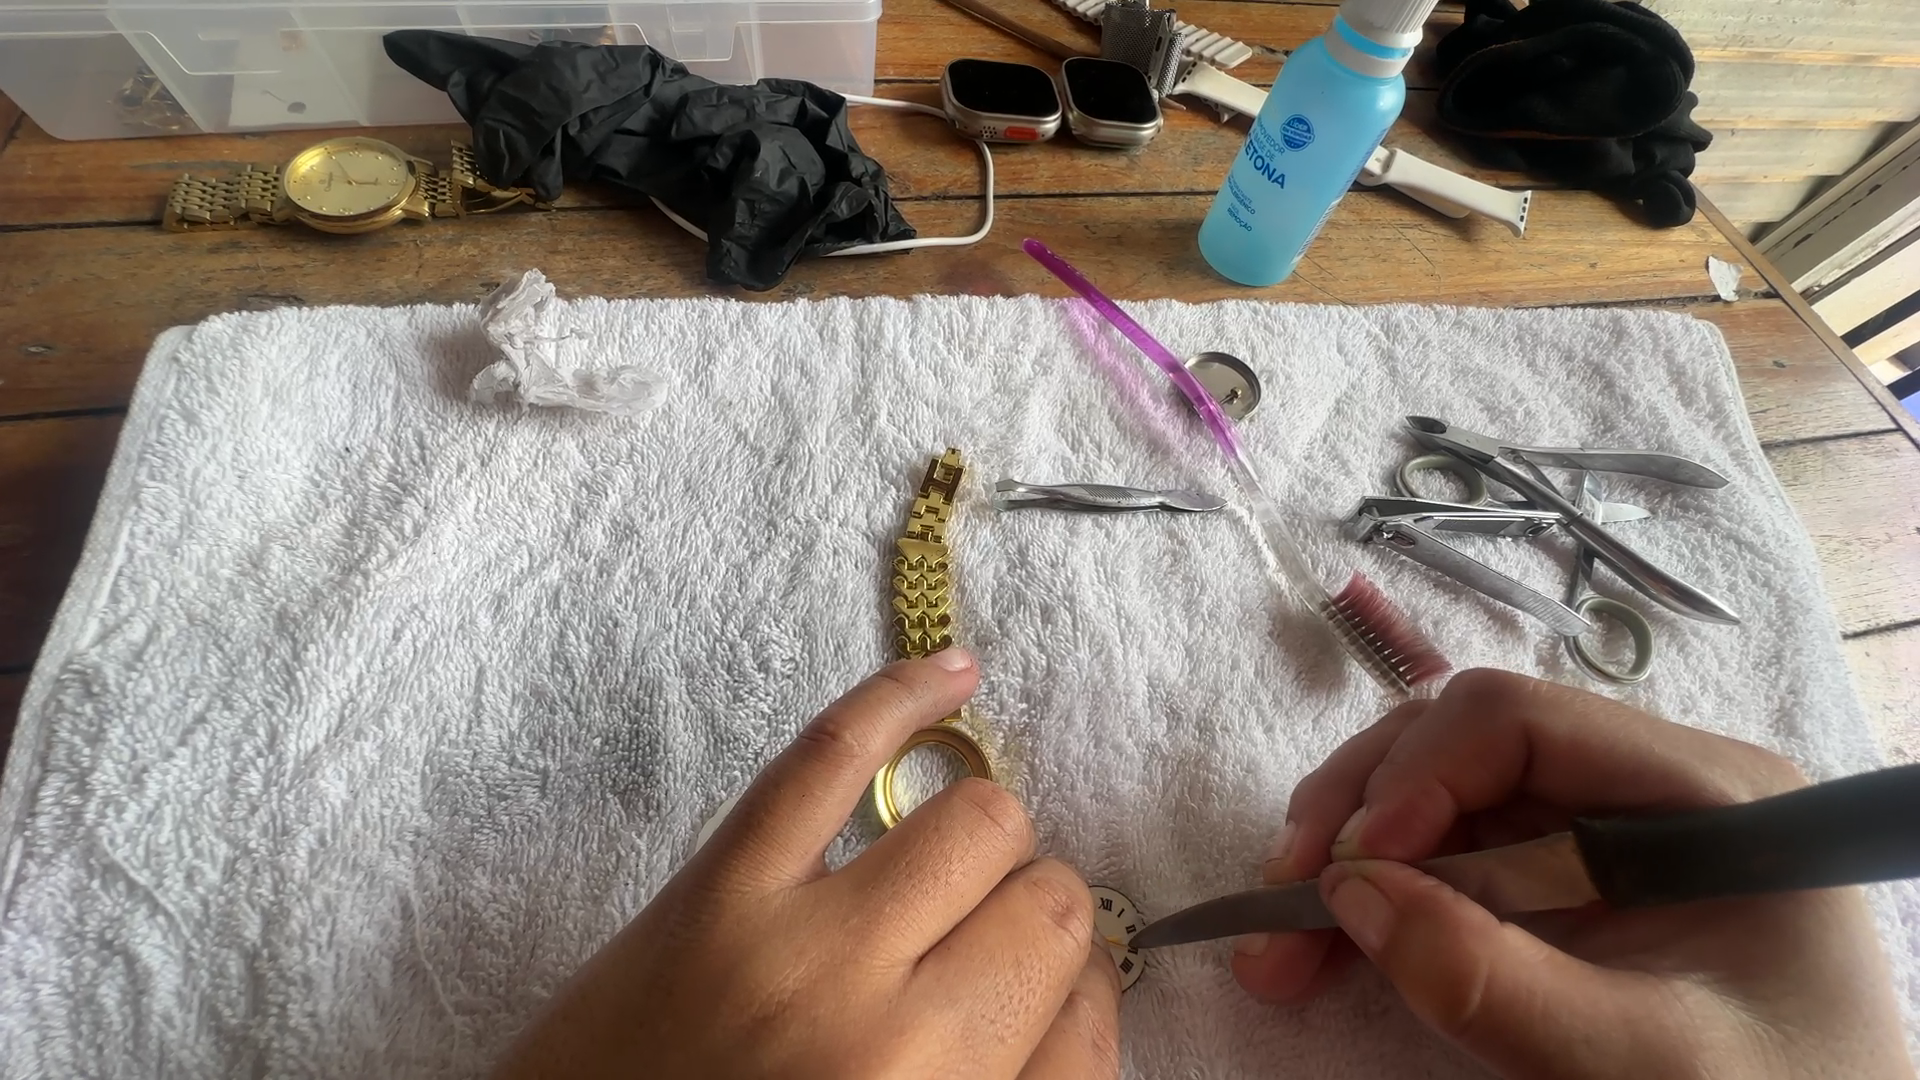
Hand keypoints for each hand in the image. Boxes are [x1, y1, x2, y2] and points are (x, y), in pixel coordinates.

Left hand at [489, 650, 1120, 1079]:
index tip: (1049, 994)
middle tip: (983, 937)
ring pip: (978, 820)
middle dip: (1034, 908)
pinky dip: (904, 697)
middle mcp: (892, 1048)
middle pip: (1044, 906)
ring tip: (950, 860)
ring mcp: (802, 949)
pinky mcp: (722, 883)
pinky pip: (837, 749)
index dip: (1081, 996)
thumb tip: (1074, 987)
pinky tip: (958, 675)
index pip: (1088, 1028)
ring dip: (989, 833)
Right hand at [1234, 669, 1912, 1079]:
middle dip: (1349, 814)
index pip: (1515, 718)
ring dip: (1331, 846)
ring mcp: (1558, 814)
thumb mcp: (1653, 1066)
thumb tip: (1347, 893)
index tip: (1360, 863)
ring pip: (1406, 781)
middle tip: (1285, 889)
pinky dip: (1350, 880)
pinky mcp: (1518, 857)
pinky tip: (1311, 929)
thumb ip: (1501, 983)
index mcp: (1695, 788)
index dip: (1419, 773)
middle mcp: (1613, 777)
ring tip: (1278, 923)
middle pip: (1438, 741)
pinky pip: (1410, 838)